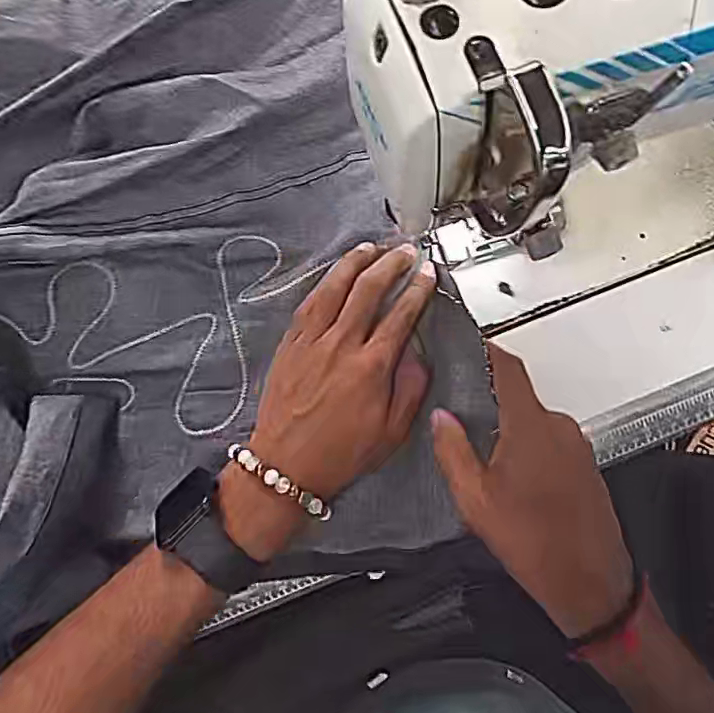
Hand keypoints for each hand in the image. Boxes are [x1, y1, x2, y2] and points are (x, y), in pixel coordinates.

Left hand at [246, 242, 436, 499]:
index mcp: (371, 368)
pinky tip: (335, 273)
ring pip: (335, 288)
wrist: (286, 464)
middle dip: (391, 264)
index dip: (418, 289)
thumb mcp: (392, 432)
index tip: (427, 274)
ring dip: (355, 263)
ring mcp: (312, 342)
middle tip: (405, 252)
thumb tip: (418, 353)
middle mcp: (341, 346)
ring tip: (371, 247)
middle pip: (369, 290)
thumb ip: (411, 388)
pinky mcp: (290, 344)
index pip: (401, 314)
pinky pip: (309, 303)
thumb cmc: (339, 453)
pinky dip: (325, 282)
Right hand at [430, 343, 635, 637]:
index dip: (488, 350)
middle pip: (519, 397)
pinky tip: (517, 481)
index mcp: (530, 427)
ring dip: (512, 431)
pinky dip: (531, 449)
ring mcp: (577, 447)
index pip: (508, 369)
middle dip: (491, 404)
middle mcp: (559, 429)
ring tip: (490, 464)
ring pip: (535, 422)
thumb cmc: (538, 545)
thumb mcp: (475, 499)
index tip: (474, 342)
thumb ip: (453, 451)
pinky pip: (552, 442)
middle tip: (466, 421)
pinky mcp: (586, 466)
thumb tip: (442, 420)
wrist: (590, 584)